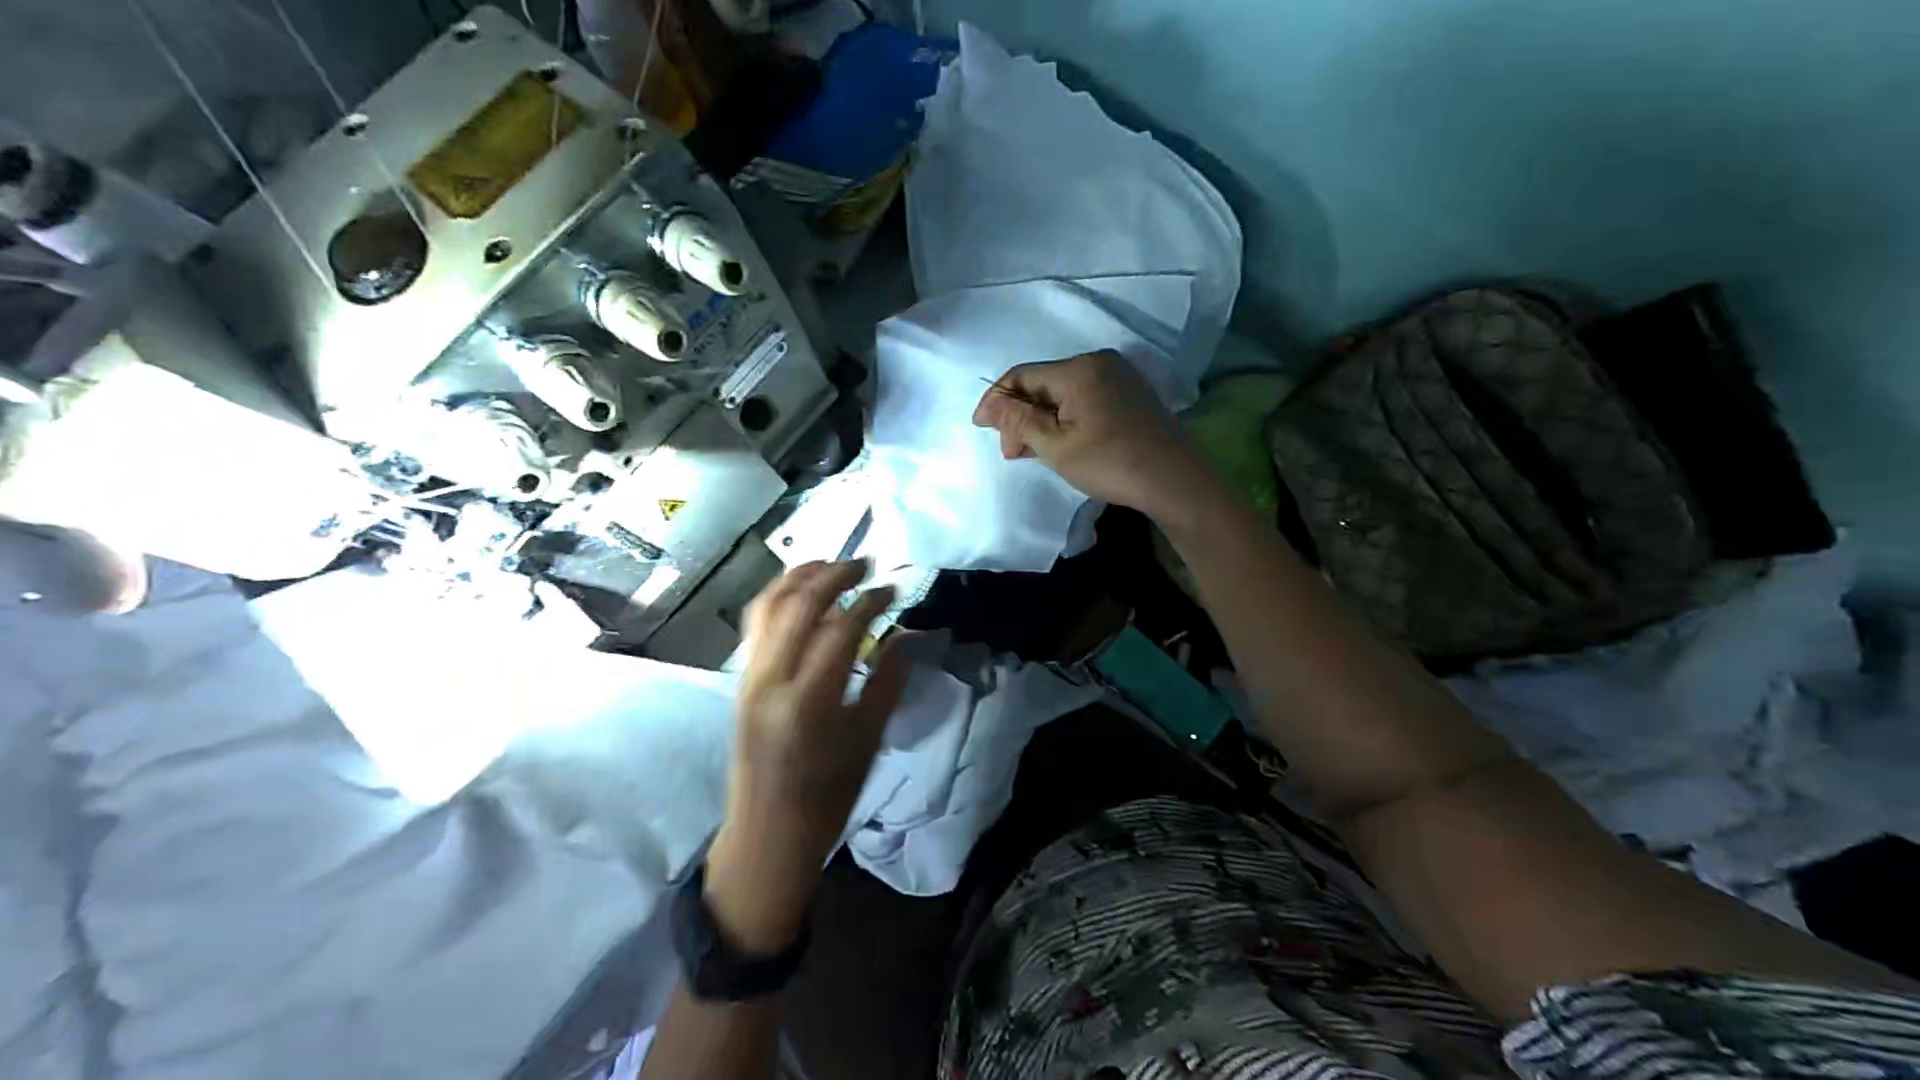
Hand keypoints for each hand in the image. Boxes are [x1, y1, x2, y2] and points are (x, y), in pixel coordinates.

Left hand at [704, 560, 910, 952]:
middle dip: (835, 575)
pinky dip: (779, 596)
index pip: (841, 630)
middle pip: (799, 605)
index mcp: (808, 702)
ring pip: (768, 606)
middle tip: (866, 563)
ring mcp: (748, 677)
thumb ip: (888, 682)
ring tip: (832, 564)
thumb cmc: (827, 797)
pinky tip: (802, 590)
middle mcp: (770, 680)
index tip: (894, 589)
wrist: (767, 836)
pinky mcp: (740, 679)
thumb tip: (907, 634)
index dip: (871, 601)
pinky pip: (756, 624)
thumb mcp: (868, 741)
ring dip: (801, 577)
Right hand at [971, 350, 1221, 524]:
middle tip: (1013, 453)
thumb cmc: (1110, 463)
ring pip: (1063, 393)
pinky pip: (1084, 399)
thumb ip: (1019, 420)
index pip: (1022, 375)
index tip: (980, 428)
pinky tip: (1060, 444)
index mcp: (1079, 368)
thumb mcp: (1056, 446)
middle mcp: (1099, 362)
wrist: (1175, 481)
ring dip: (1041, 420)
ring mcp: (1118, 377)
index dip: (997, 400)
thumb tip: (990, 406)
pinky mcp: (1130, 395)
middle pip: (1043, 383)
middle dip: (1021, 415)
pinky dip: (1065, 419)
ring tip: (1033, 452)